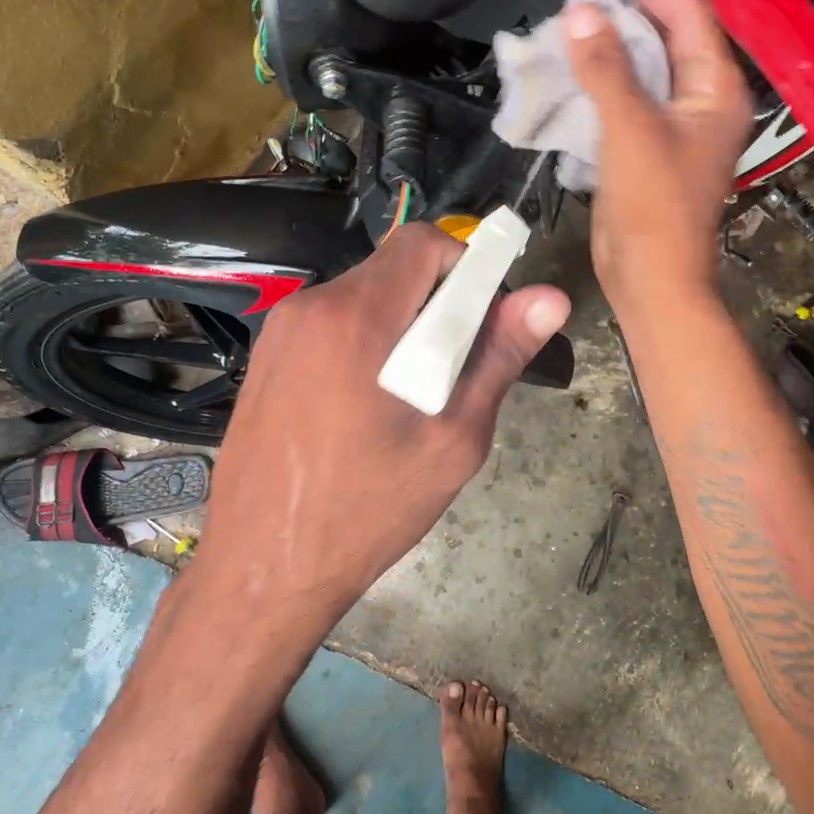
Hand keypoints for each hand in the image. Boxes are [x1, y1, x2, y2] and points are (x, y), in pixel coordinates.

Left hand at [198, 225, 569, 612]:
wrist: (261, 571)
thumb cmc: (367, 509)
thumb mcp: (453, 439)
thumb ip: (500, 358)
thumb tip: (552, 299)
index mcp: (357, 318)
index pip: (424, 241)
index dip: (466, 267)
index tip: (482, 323)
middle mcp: (310, 307)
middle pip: (394, 268)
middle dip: (437, 304)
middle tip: (454, 373)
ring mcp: (280, 331)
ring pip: (365, 296)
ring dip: (402, 326)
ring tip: (411, 400)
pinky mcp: (266, 358)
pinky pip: (333, 324)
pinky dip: (366, 344)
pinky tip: (367, 409)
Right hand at [565, 0, 753, 318]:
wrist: (652, 278)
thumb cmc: (654, 209)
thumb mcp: (631, 131)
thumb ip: (608, 71)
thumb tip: (584, 14)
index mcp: (716, 91)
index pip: (688, 15)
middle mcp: (703, 101)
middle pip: (672, 33)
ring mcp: (677, 124)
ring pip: (649, 63)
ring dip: (617, 34)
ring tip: (582, 0)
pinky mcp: (651, 145)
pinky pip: (630, 93)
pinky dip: (605, 72)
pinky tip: (578, 56)